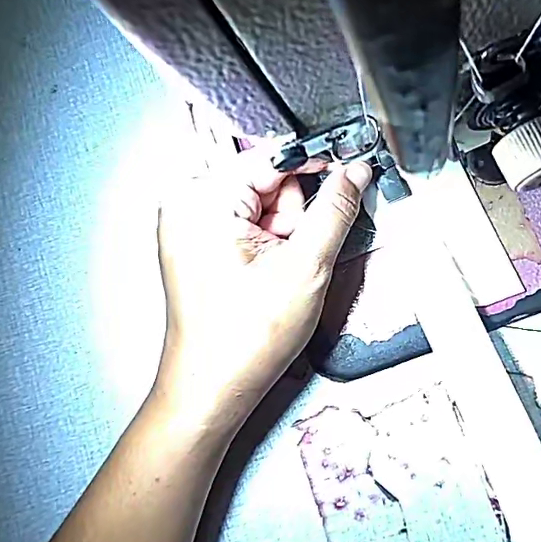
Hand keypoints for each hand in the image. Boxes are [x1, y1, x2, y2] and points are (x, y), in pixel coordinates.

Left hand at [152, 148, 373, 436]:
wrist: (211, 388)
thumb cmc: (241, 341)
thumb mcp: (307, 267)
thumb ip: (335, 210)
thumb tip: (353, 174)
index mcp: (203, 199)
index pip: (272, 153)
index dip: (316, 161)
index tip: (347, 167)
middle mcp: (186, 204)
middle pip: (263, 177)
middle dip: (291, 212)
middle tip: (294, 254)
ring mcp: (187, 223)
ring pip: (256, 200)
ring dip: (279, 230)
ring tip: (276, 271)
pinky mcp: (194, 241)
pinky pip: (241, 220)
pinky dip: (264, 240)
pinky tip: (264, 273)